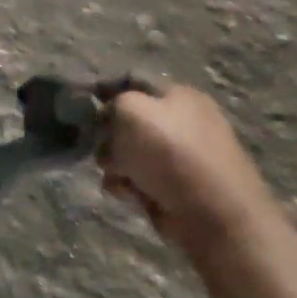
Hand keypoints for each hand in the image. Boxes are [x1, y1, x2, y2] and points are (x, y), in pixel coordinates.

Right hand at [99, 84, 280, 252]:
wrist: (216, 217)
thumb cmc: (171, 153)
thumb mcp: (131, 109)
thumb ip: (112, 101)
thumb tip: (109, 117)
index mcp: (181, 96)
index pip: (132, 80)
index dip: (103, 89)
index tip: (80, 103)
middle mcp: (184, 123)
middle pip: (127, 119)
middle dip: (107, 133)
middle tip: (100, 143)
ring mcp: (183, 158)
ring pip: (128, 150)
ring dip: (114, 162)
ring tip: (117, 174)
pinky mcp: (178, 188)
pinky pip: (138, 178)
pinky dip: (127, 184)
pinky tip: (127, 192)